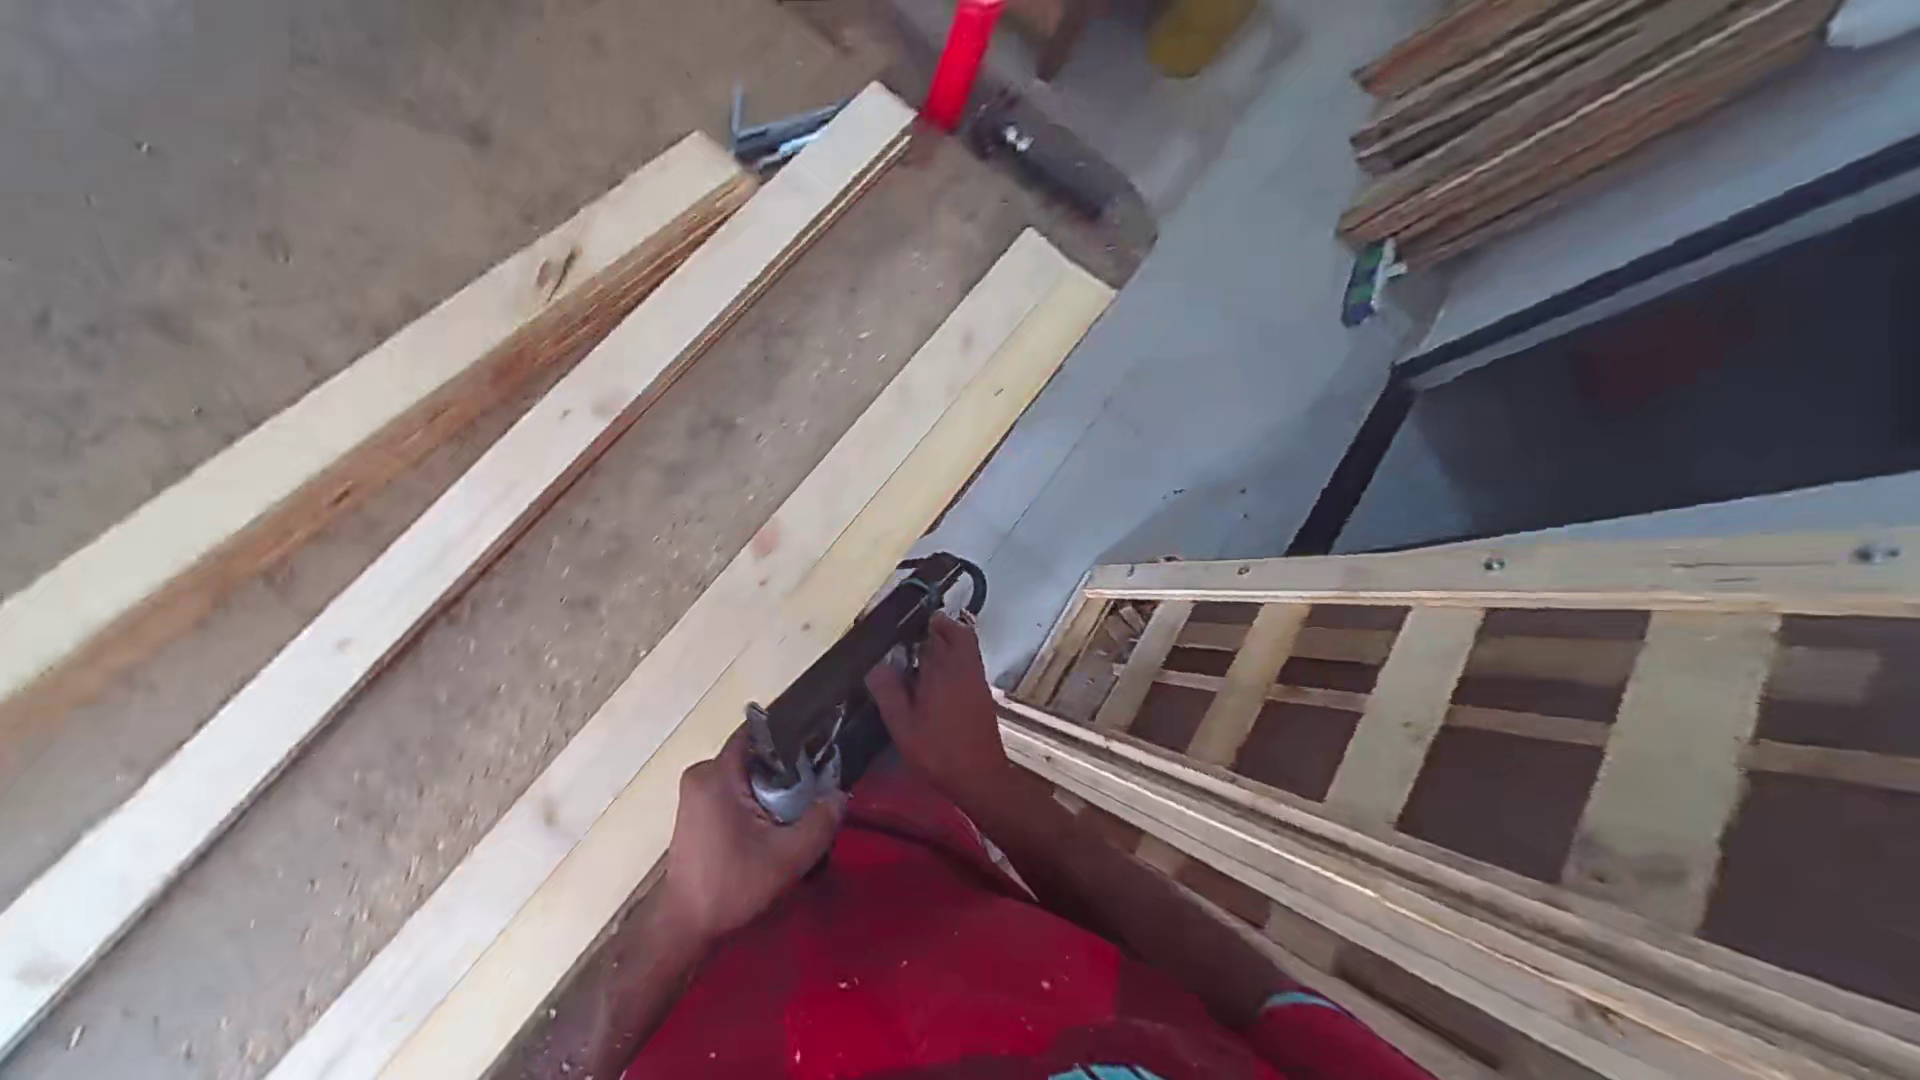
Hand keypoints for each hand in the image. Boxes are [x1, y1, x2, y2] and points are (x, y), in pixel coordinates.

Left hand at [658, 727, 843, 942]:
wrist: (686, 929)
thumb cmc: (732, 886)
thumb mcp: (789, 856)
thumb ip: (821, 821)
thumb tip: (840, 794)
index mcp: (717, 775)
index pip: (758, 732)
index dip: (790, 734)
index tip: (819, 746)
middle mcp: (702, 775)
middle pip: (756, 755)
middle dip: (787, 769)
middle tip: (818, 786)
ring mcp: (696, 793)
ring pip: (747, 775)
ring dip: (774, 789)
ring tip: (802, 809)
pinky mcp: (697, 812)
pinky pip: (735, 790)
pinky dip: (757, 801)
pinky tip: (777, 824)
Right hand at [865, 614, 1020, 814]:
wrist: (978, 776)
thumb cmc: (937, 750)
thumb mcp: (902, 724)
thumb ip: (888, 691)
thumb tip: (877, 664)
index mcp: (944, 668)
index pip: (937, 630)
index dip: (922, 623)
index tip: (905, 623)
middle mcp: (964, 667)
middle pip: (959, 633)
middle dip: (940, 626)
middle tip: (917, 632)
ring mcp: (977, 680)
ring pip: (967, 648)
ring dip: (950, 642)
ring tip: (923, 654)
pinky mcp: (983, 695)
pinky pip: (969, 664)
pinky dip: (956, 660)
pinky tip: (936, 680)